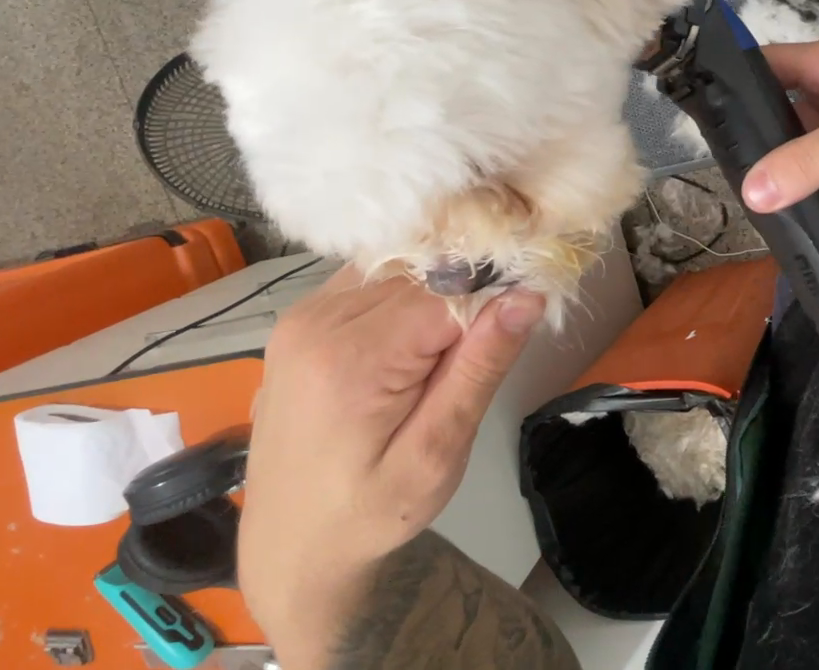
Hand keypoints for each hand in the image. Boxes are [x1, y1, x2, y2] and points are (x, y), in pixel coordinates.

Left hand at [238, 267, 544, 669]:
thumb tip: (528, 294)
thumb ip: (480, 367)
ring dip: (441, 293)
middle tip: (484, 352)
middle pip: (426, 273)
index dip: (495, 299)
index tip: (517, 329)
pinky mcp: (303, 320)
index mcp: (352, 357)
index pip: (451, 288)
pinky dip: (410, 295)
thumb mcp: (437, 452)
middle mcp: (319, 321)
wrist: (289, 548)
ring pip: (404, 270)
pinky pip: (375, 279)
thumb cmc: (369, 512)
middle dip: (469, 296)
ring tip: (451, 351)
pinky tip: (420, 339)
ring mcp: (304, 316)